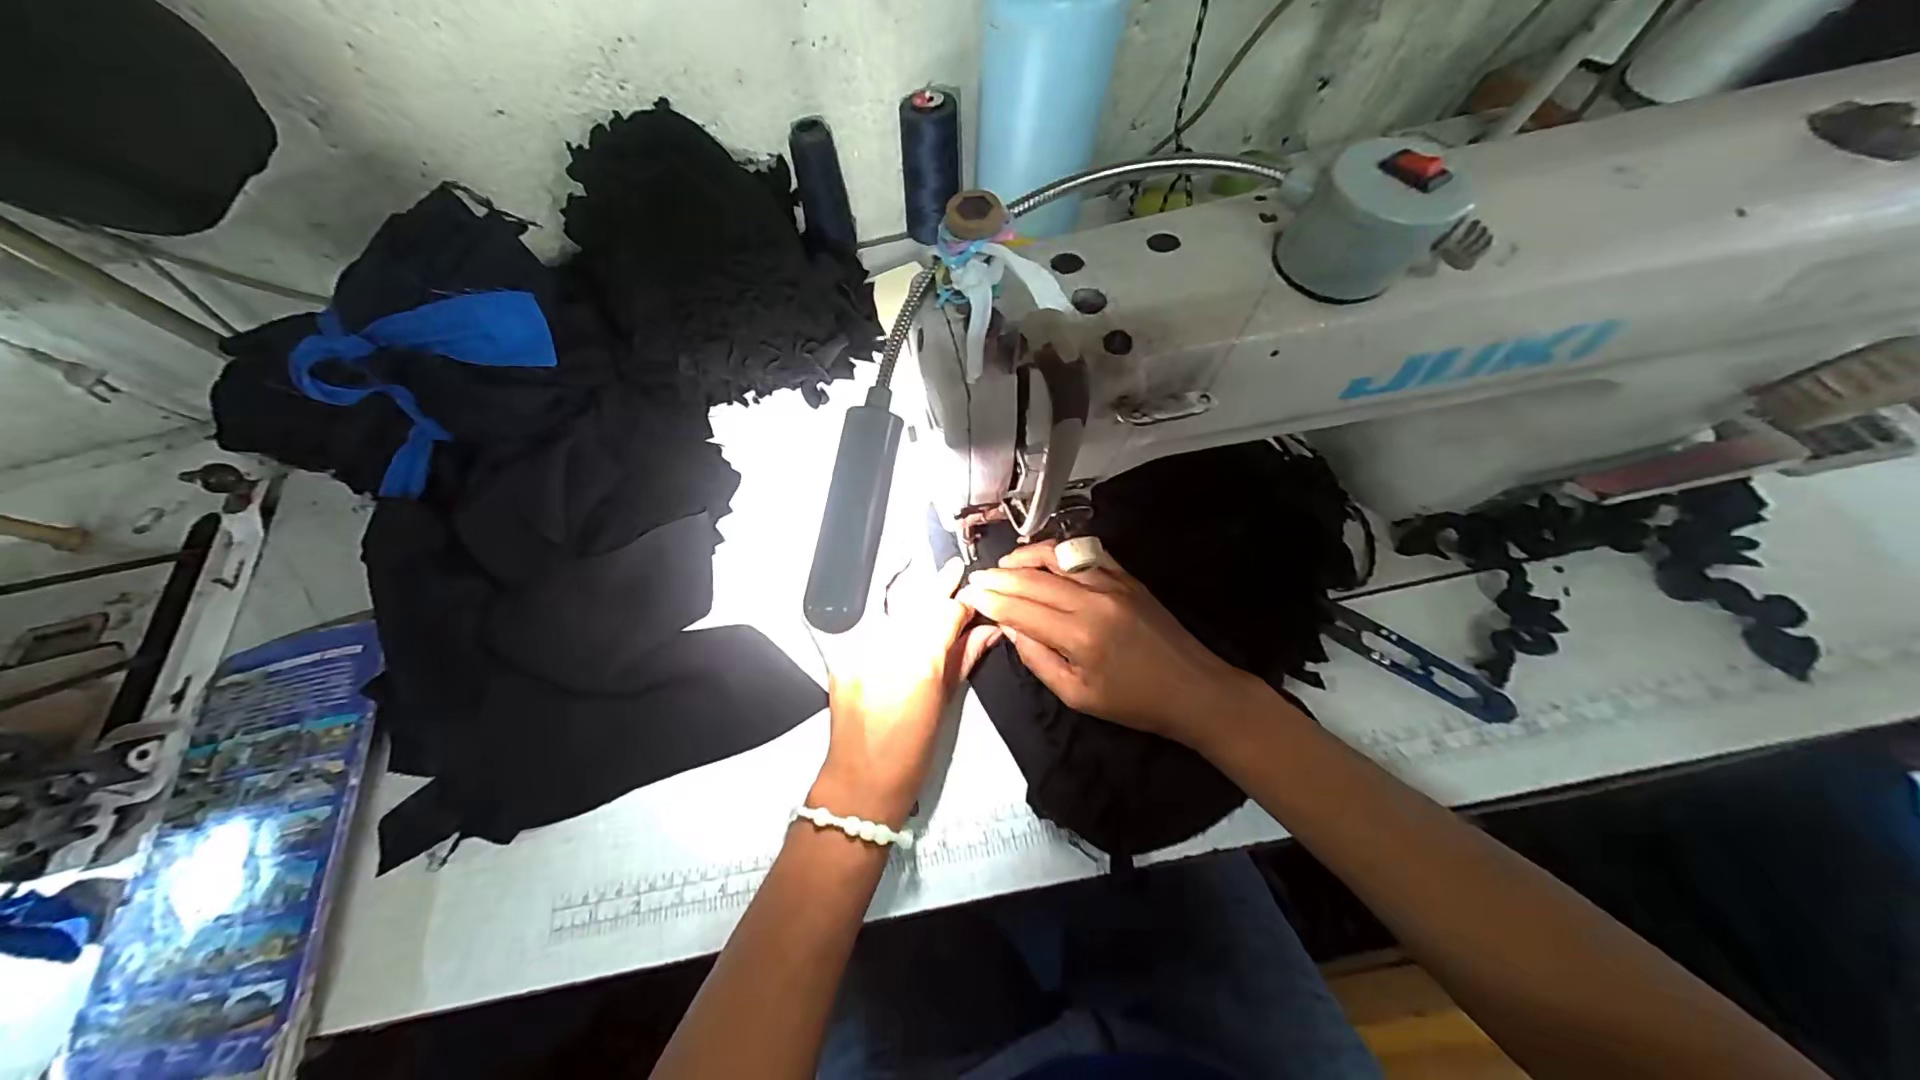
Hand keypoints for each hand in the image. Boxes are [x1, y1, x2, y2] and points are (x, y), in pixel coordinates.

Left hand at [810, 557, 1001, 824]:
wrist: (860, 778)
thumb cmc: (906, 755)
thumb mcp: (945, 704)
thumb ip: (964, 658)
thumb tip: (986, 632)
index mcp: (920, 662)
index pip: (948, 611)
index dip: (965, 603)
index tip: (973, 599)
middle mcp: (886, 647)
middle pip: (918, 600)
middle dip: (938, 585)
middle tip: (953, 572)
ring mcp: (860, 648)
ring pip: (892, 605)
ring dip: (913, 593)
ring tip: (930, 584)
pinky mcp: (842, 653)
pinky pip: (869, 620)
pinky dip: (887, 613)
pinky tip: (900, 611)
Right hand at [956, 540, 1274, 751]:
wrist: (1193, 688)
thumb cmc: (1134, 702)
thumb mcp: (1077, 696)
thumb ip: (1038, 659)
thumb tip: (1009, 628)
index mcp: (1078, 635)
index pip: (1020, 609)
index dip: (990, 601)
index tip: (968, 595)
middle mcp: (1092, 600)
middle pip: (1032, 580)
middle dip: (998, 578)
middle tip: (974, 577)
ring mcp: (1112, 583)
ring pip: (1056, 558)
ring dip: (1024, 558)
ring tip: (1003, 565)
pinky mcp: (1127, 577)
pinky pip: (1085, 553)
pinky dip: (1059, 552)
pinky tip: (1043, 557)